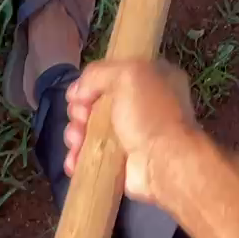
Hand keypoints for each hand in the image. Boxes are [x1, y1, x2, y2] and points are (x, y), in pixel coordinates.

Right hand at [63, 59, 198, 203]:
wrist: (164, 164)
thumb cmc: (150, 115)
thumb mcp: (127, 75)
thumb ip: (98, 74)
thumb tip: (78, 93)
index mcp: (152, 79)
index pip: (113, 73)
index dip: (91, 82)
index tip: (79, 94)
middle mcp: (143, 105)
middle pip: (96, 102)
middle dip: (80, 111)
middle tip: (81, 118)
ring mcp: (131, 135)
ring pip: (90, 129)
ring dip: (76, 134)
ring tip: (77, 142)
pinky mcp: (121, 160)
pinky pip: (92, 154)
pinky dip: (79, 156)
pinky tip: (74, 161)